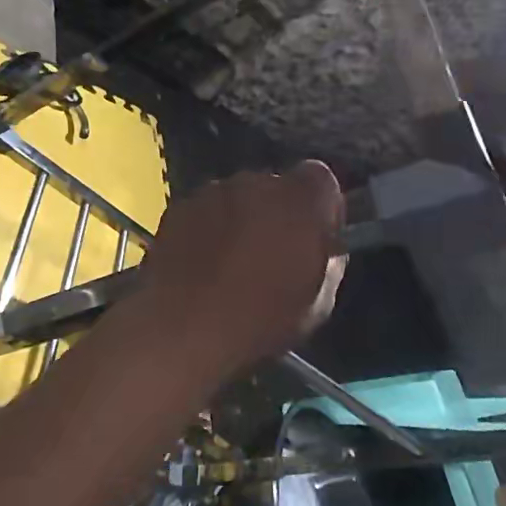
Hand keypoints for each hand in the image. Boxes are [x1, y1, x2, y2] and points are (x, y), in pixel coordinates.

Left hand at [125, 162, 346, 373]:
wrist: (182, 328)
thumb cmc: (260, 320)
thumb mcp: (318, 302)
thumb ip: (328, 260)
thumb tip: (321, 246)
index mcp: (298, 199)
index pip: (319, 178)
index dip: (320, 206)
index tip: (314, 236)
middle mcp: (254, 182)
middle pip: (274, 187)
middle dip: (277, 212)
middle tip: (271, 254)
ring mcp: (210, 191)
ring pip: (236, 198)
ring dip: (239, 219)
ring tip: (230, 263)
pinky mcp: (177, 207)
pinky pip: (204, 211)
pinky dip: (207, 228)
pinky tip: (200, 263)